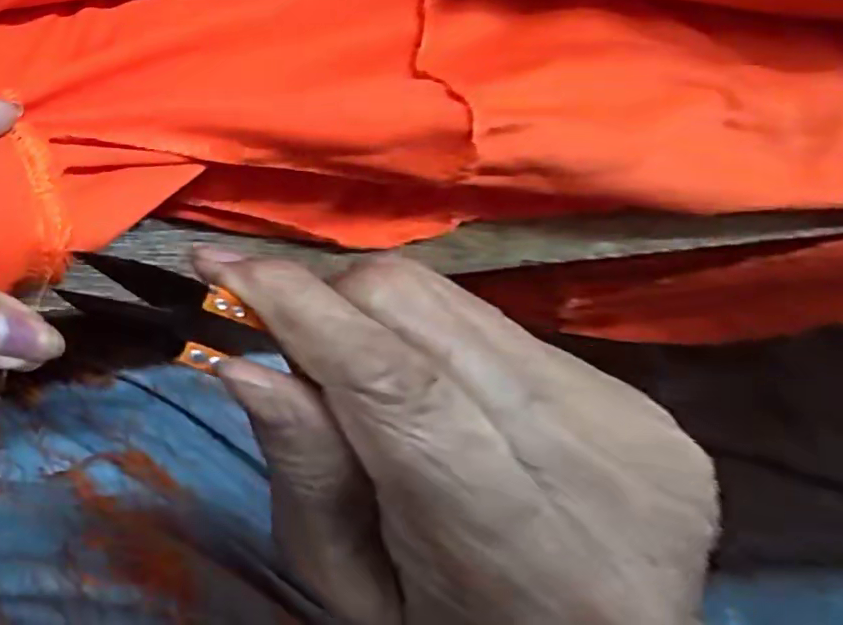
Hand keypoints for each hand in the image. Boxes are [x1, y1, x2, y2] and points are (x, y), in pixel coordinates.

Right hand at [197, 250, 716, 624]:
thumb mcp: (341, 580)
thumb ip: (301, 470)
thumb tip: (237, 366)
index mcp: (521, 550)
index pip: (391, 382)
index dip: (294, 305)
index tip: (212, 262)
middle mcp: (592, 466)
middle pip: (406, 309)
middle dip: (313, 299)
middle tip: (276, 339)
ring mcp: (625, 422)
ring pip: (434, 291)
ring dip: (355, 306)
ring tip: (342, 363)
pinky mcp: (631, 397)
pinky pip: (472, 311)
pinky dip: (406, 325)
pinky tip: (411, 375)